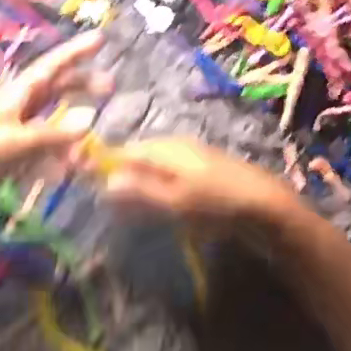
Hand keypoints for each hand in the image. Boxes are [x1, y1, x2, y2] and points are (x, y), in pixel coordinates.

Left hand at [0, 30, 108, 230]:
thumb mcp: (6, 146)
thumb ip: (48, 133)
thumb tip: (91, 117)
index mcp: (13, 95)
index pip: (52, 66)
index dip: (76, 51)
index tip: (102, 37)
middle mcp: (17, 108)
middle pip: (56, 88)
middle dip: (82, 85)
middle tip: (111, 88)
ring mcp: (13, 134)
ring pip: (52, 122)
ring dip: (70, 130)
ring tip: (89, 147)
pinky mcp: (9, 159)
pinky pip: (42, 151)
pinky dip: (55, 158)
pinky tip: (64, 172)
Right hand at [102, 138, 301, 227]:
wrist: (265, 205)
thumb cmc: (216, 201)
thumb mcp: (175, 200)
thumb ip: (140, 189)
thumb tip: (105, 180)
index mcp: (166, 147)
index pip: (127, 150)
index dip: (106, 161)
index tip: (85, 177)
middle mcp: (177, 145)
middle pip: (141, 155)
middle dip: (122, 171)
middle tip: (105, 197)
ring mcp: (192, 157)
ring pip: (156, 164)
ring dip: (141, 180)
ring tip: (127, 204)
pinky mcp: (204, 172)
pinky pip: (171, 173)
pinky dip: (158, 185)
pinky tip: (159, 203)